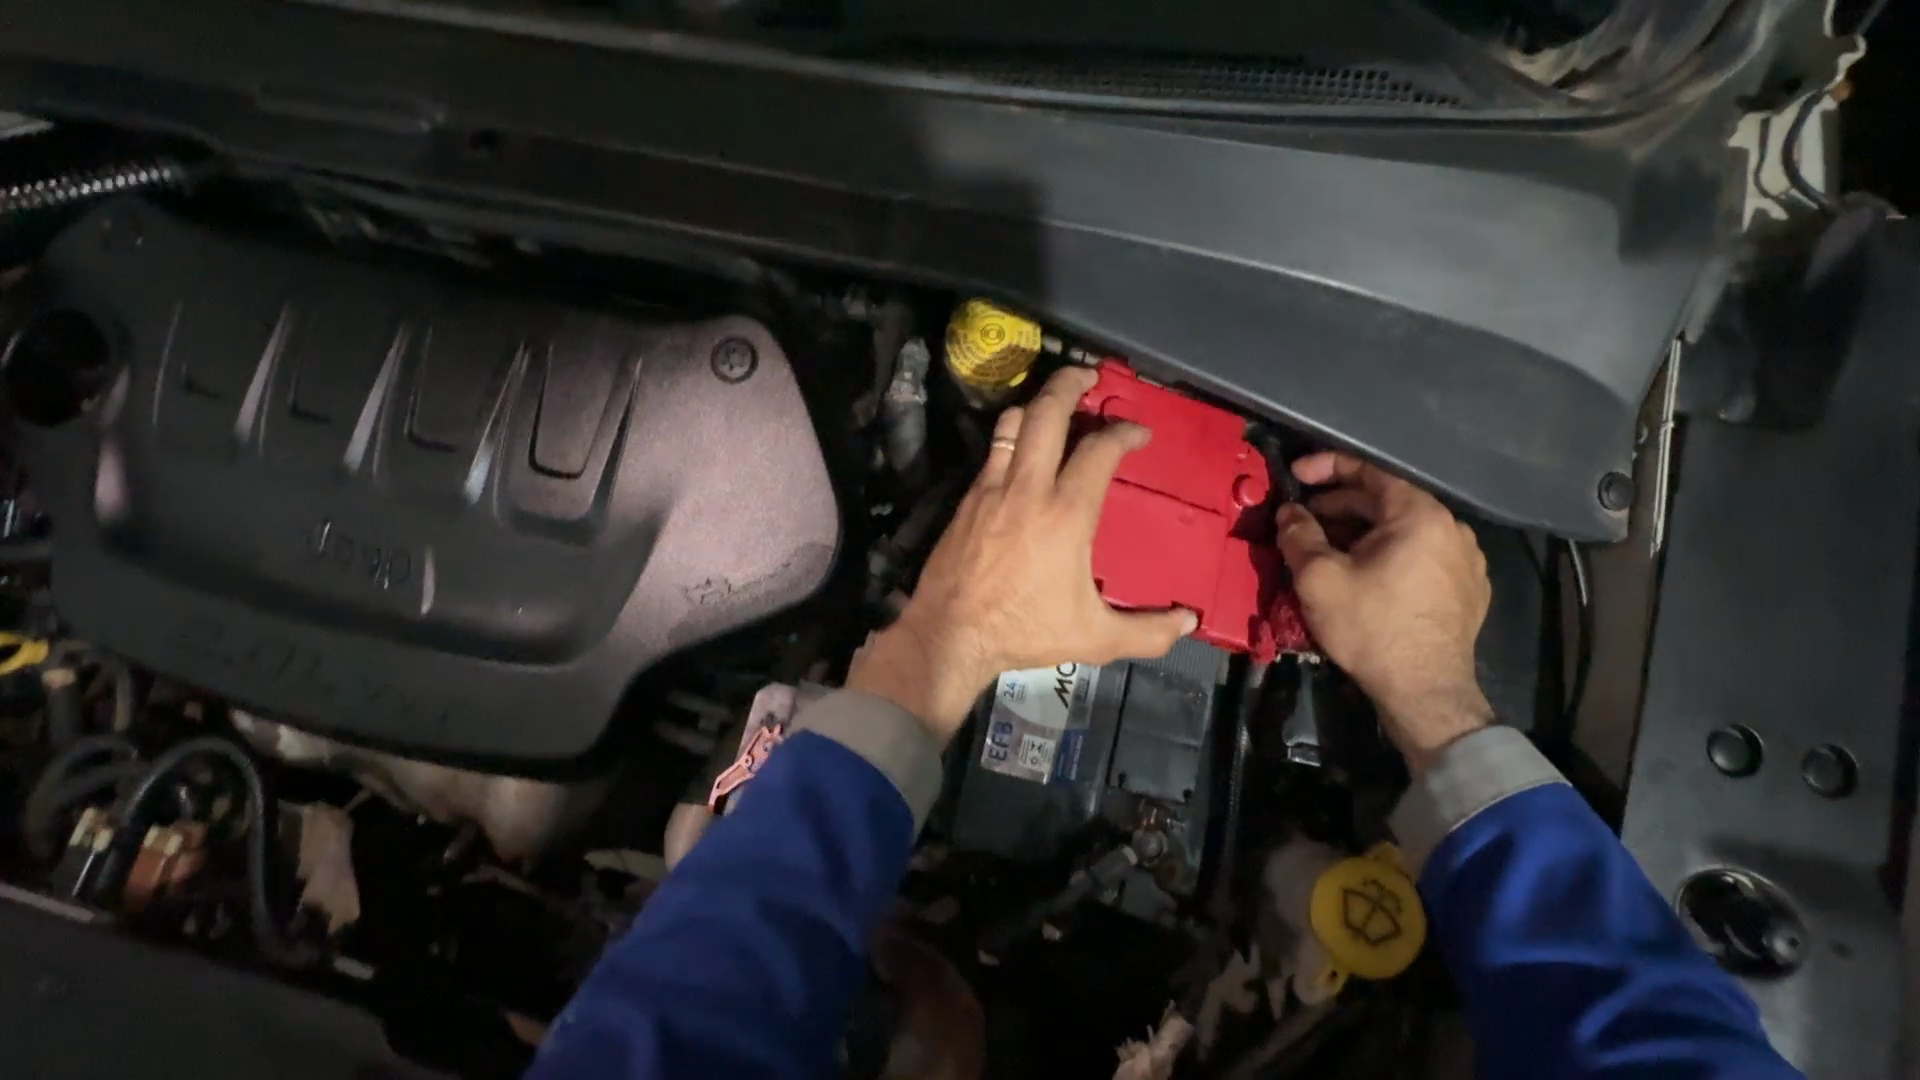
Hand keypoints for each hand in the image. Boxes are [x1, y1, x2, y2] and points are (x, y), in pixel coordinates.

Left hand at [850, 367, 1196, 742]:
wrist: (952, 633)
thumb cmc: (1026, 631)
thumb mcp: (1096, 637)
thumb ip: (1147, 630)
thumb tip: (1188, 621)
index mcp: (1066, 513)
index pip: (1100, 450)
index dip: (1125, 433)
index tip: (1138, 433)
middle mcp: (1028, 488)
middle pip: (1048, 412)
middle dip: (1071, 383)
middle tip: (1089, 375)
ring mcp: (992, 489)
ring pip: (1013, 423)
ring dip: (1037, 404)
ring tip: (1055, 403)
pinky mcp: (967, 499)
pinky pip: (992, 450)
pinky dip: (1011, 436)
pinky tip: (1021, 449)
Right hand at [1276, 452, 1492, 773]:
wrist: (1424, 690)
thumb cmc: (1369, 626)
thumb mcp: (1318, 577)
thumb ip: (1298, 534)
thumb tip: (1289, 513)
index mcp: (1419, 515)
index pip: (1370, 472)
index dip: (1326, 468)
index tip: (1294, 476)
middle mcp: (1451, 528)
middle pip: (1386, 502)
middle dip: (1338, 507)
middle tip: (1301, 520)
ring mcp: (1466, 560)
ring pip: (1403, 531)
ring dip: (1361, 533)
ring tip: (1326, 549)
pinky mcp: (1467, 589)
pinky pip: (1420, 556)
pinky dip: (1386, 554)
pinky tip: (1362, 575)